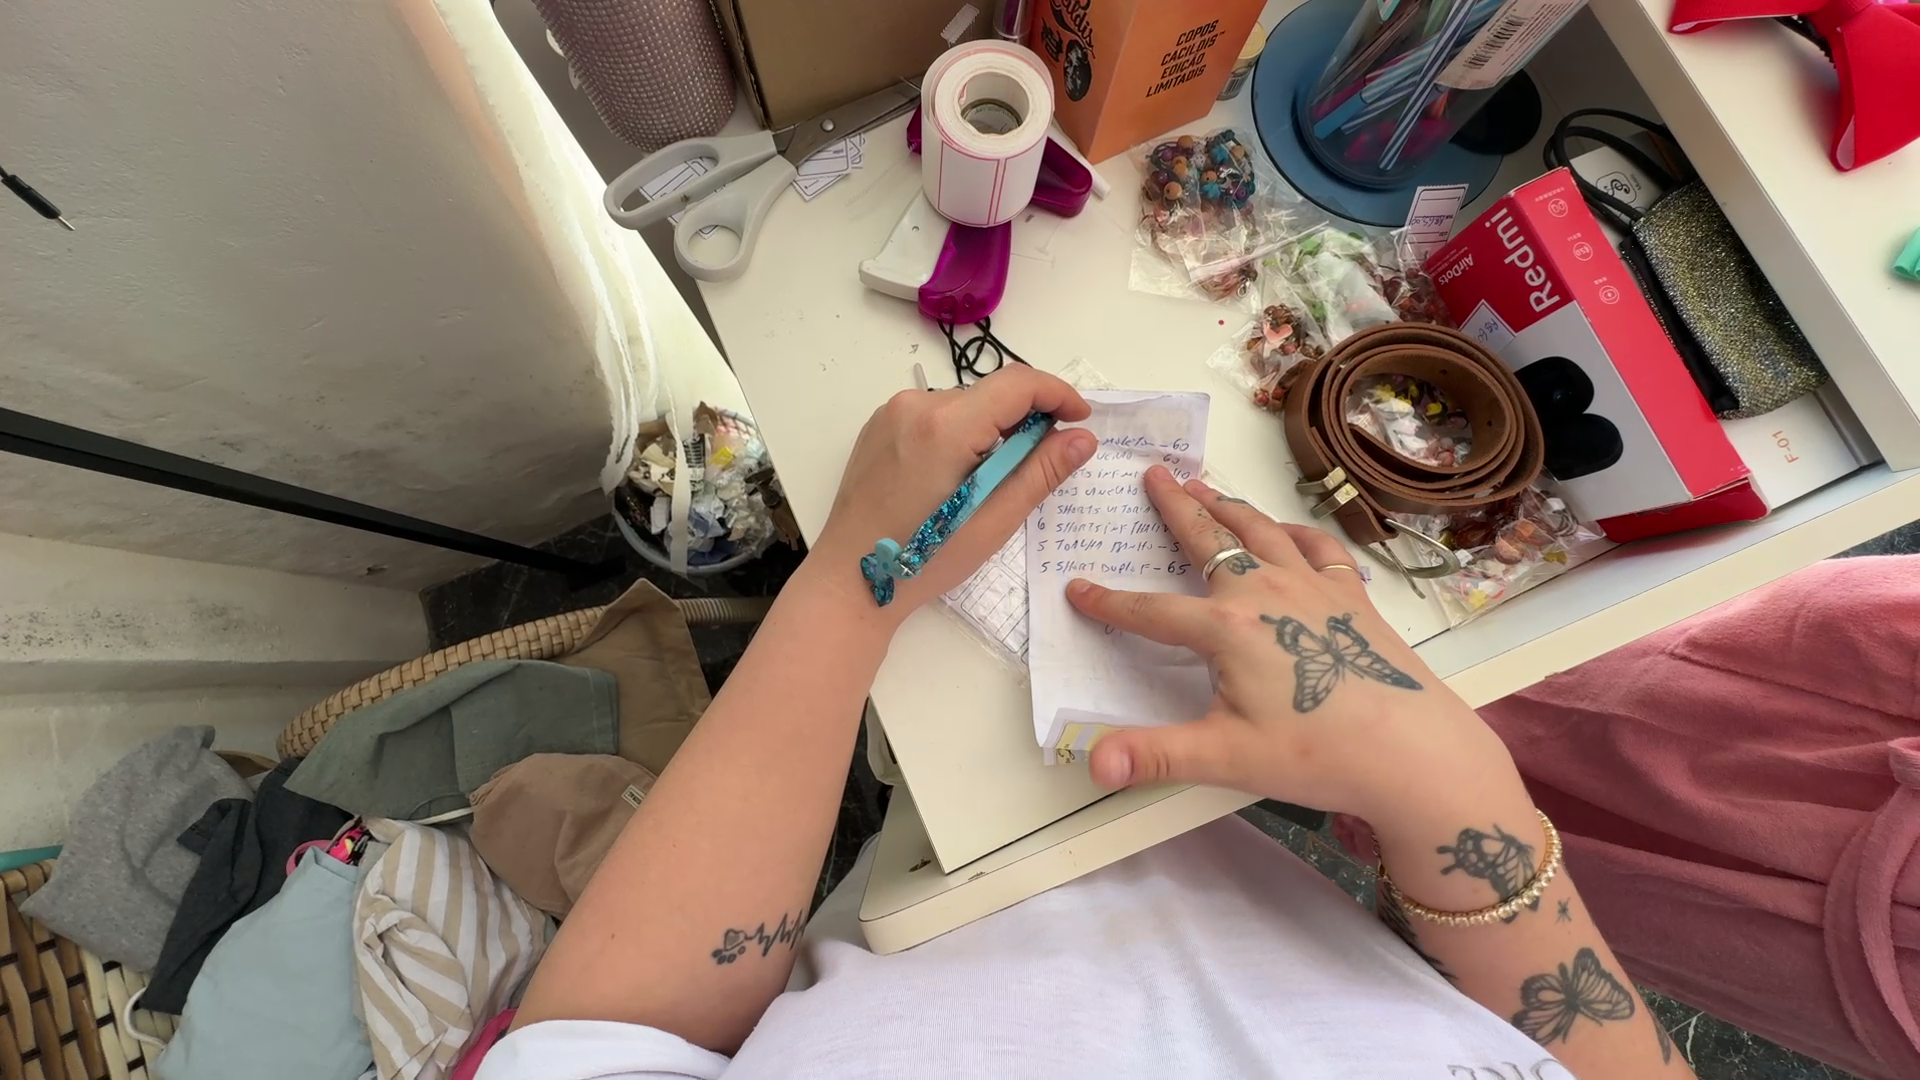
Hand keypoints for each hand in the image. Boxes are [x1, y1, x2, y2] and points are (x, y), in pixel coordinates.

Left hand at [809, 365, 1095, 619]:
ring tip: (988, 483)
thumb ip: (1041, 473)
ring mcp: (891, 413)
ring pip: (964, 405)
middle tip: (1038, 465)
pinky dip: (959, 435)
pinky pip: (935, 416)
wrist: (850, 580)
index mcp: (945, 425)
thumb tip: (1083, 437)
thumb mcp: (993, 522)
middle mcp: (915, 405)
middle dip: (1024, 420)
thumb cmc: (922, 560)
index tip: (1081, 420)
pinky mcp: (879, 427)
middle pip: (991, 394)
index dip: (1058, 395)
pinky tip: (955, 479)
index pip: (1018, 384)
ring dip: (990, 430)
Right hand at [1066, 467, 1519, 832]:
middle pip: (1207, 539)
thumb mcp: (1225, 757)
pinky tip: (1287, 530)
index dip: (1108, 602)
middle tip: (1154, 474)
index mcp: (1227, 627)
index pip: (1151, 611)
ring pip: (1260, 531)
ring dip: (1228, 505)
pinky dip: (1296, 532)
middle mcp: (1265, 592)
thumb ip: (1154, 755)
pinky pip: (1318, 548)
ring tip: (1205, 485)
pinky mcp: (1350, 596)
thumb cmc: (1317, 754)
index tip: (1076, 589)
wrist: (1418, 756)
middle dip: (1175, 506)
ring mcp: (1312, 588)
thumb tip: (1093, 765)